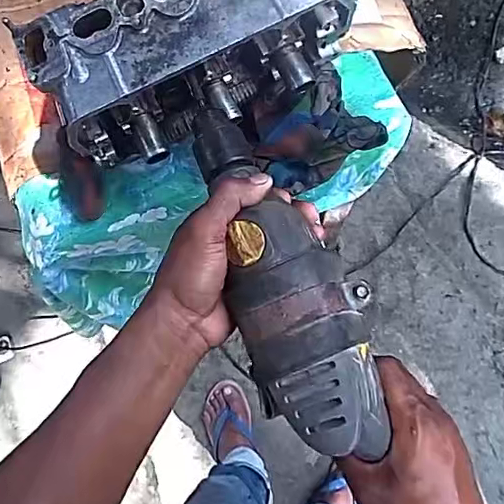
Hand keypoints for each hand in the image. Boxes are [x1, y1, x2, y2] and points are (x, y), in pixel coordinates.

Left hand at [140, 175, 319, 355]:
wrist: (186, 324)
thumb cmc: (188, 275)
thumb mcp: (204, 228)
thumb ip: (228, 199)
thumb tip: (262, 179)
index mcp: (219, 220)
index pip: (252, 199)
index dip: (274, 196)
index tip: (291, 200)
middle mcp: (235, 238)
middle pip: (272, 219)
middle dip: (295, 215)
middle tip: (311, 219)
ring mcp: (248, 262)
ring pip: (281, 243)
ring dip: (301, 236)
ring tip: (317, 235)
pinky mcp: (259, 284)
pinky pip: (283, 269)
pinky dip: (299, 262)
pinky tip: (313, 258)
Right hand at [340, 357, 503, 503]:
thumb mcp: (368, 490)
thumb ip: (346, 454)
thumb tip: (335, 437)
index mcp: (415, 421)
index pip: (389, 368)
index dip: (364, 364)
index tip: (346, 370)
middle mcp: (437, 419)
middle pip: (402, 377)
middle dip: (374, 381)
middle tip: (350, 396)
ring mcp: (450, 431)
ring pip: (415, 394)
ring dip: (391, 399)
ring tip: (368, 419)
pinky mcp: (454, 445)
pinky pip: (426, 413)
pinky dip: (406, 416)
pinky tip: (391, 441)